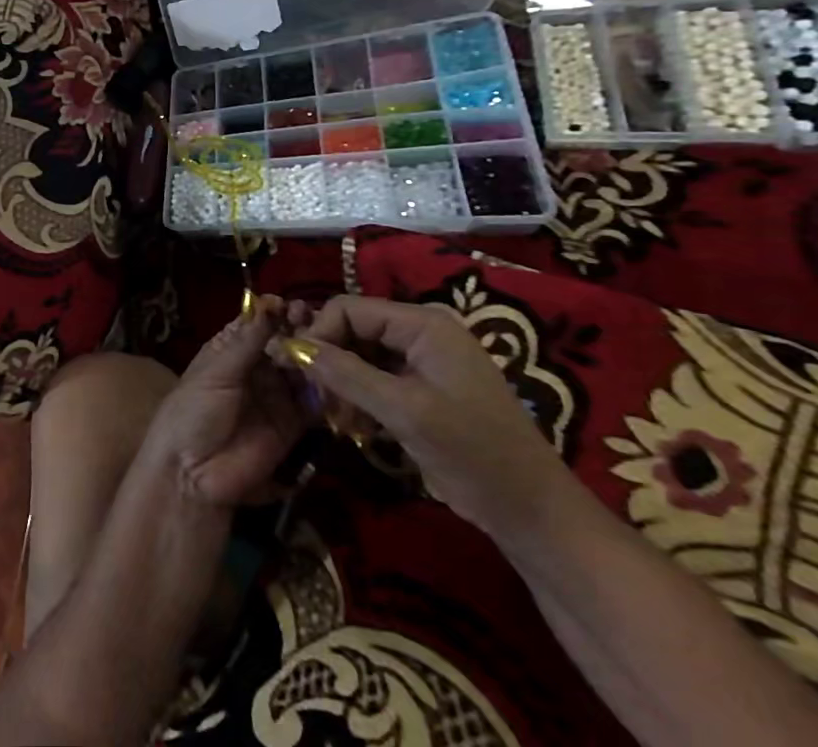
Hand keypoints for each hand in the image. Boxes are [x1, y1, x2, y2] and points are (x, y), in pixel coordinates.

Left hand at [141, 295, 313, 505]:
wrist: (192, 473)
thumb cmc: (192, 413)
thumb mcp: (216, 373)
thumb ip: (247, 342)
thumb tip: (270, 303)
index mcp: (226, 352)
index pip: (255, 326)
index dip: (274, 314)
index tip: (295, 304)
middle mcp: (253, 370)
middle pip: (284, 345)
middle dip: (302, 333)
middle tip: (321, 324)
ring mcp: (274, 396)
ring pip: (303, 370)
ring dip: (317, 358)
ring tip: (333, 348)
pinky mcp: (292, 424)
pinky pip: (315, 403)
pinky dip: (328, 391)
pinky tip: (341, 378)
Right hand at [276, 296, 570, 534]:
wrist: (526, 508)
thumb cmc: (472, 450)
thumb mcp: (404, 410)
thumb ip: (346, 374)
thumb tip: (291, 347)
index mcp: (425, 326)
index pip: (349, 309)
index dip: (319, 333)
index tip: (299, 370)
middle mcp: (420, 335)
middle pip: (350, 330)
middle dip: (327, 361)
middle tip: (316, 399)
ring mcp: (420, 364)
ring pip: (355, 356)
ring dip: (338, 385)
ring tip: (335, 419)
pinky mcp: (417, 391)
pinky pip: (370, 380)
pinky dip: (354, 399)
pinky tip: (351, 427)